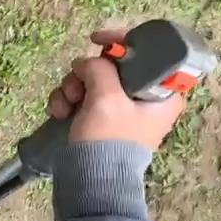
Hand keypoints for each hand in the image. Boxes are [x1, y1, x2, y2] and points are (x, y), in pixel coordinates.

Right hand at [47, 29, 188, 149]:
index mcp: (162, 92)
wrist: (92, 180)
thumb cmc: (108, 140)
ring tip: (63, 106)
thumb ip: (99, 69)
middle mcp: (143, 97)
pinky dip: (66, 101)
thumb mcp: (106, 99)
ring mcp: (119, 109)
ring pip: (91, 80)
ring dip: (71, 87)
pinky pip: (81, 96)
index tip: (96, 39)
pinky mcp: (98, 119)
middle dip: (86, 72)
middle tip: (76, 86)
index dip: (123, 41)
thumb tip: (87, 62)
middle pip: (112, 66)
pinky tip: (58, 113)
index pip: (149, 52)